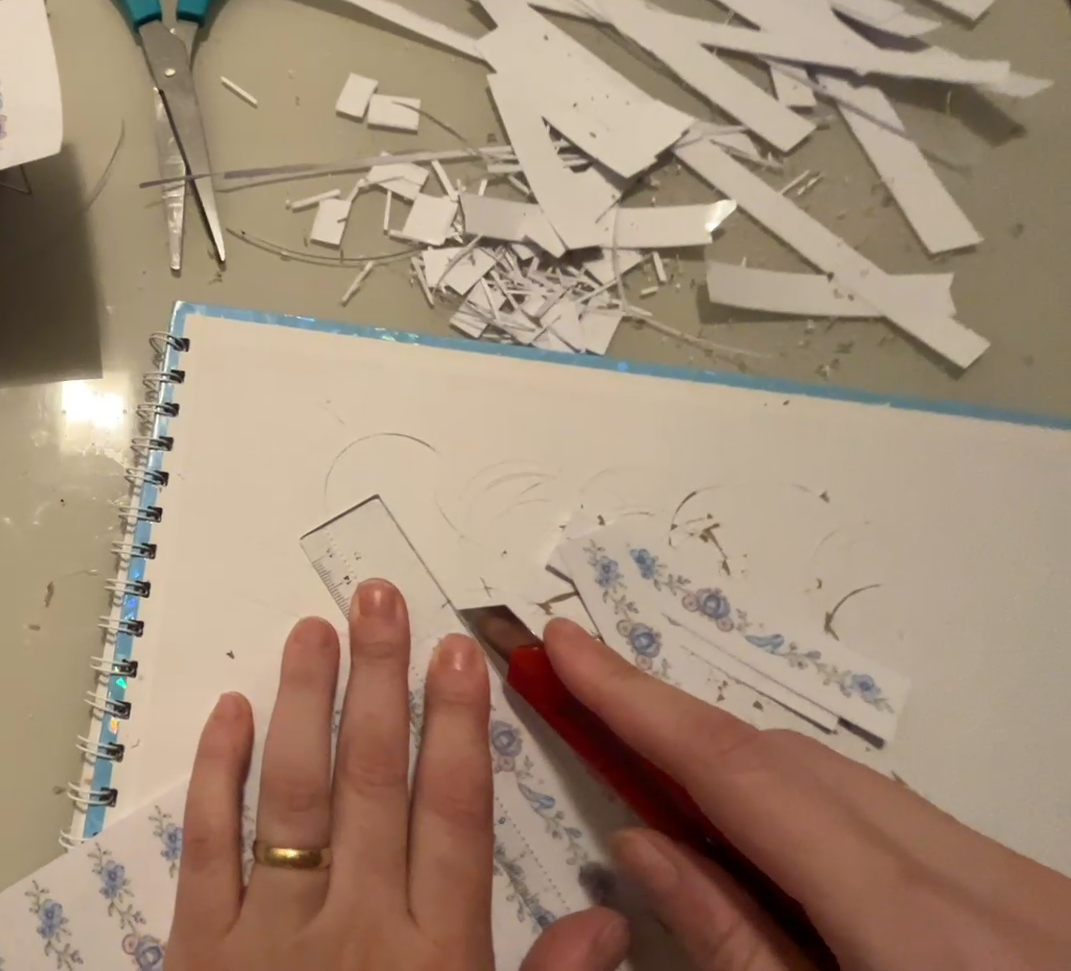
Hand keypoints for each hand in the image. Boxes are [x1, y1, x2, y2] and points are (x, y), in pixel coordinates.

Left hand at [165, 580, 629, 970]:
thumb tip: (612, 920)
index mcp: (434, 962)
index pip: (455, 819)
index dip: (461, 730)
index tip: (461, 652)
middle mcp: (354, 927)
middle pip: (372, 780)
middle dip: (380, 681)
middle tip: (378, 597)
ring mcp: (270, 927)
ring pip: (292, 792)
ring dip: (305, 702)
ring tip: (313, 627)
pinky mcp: (199, 939)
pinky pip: (210, 842)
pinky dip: (219, 771)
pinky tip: (232, 707)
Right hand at [544, 617, 1070, 970]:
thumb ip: (738, 949)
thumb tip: (639, 843)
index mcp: (931, 935)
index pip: (744, 772)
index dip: (636, 698)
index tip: (561, 642)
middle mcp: (996, 888)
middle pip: (793, 762)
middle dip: (675, 725)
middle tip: (581, 704)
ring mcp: (1042, 892)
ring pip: (848, 785)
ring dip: (738, 767)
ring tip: (659, 779)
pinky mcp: (1057, 905)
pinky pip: (899, 822)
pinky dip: (810, 808)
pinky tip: (777, 852)